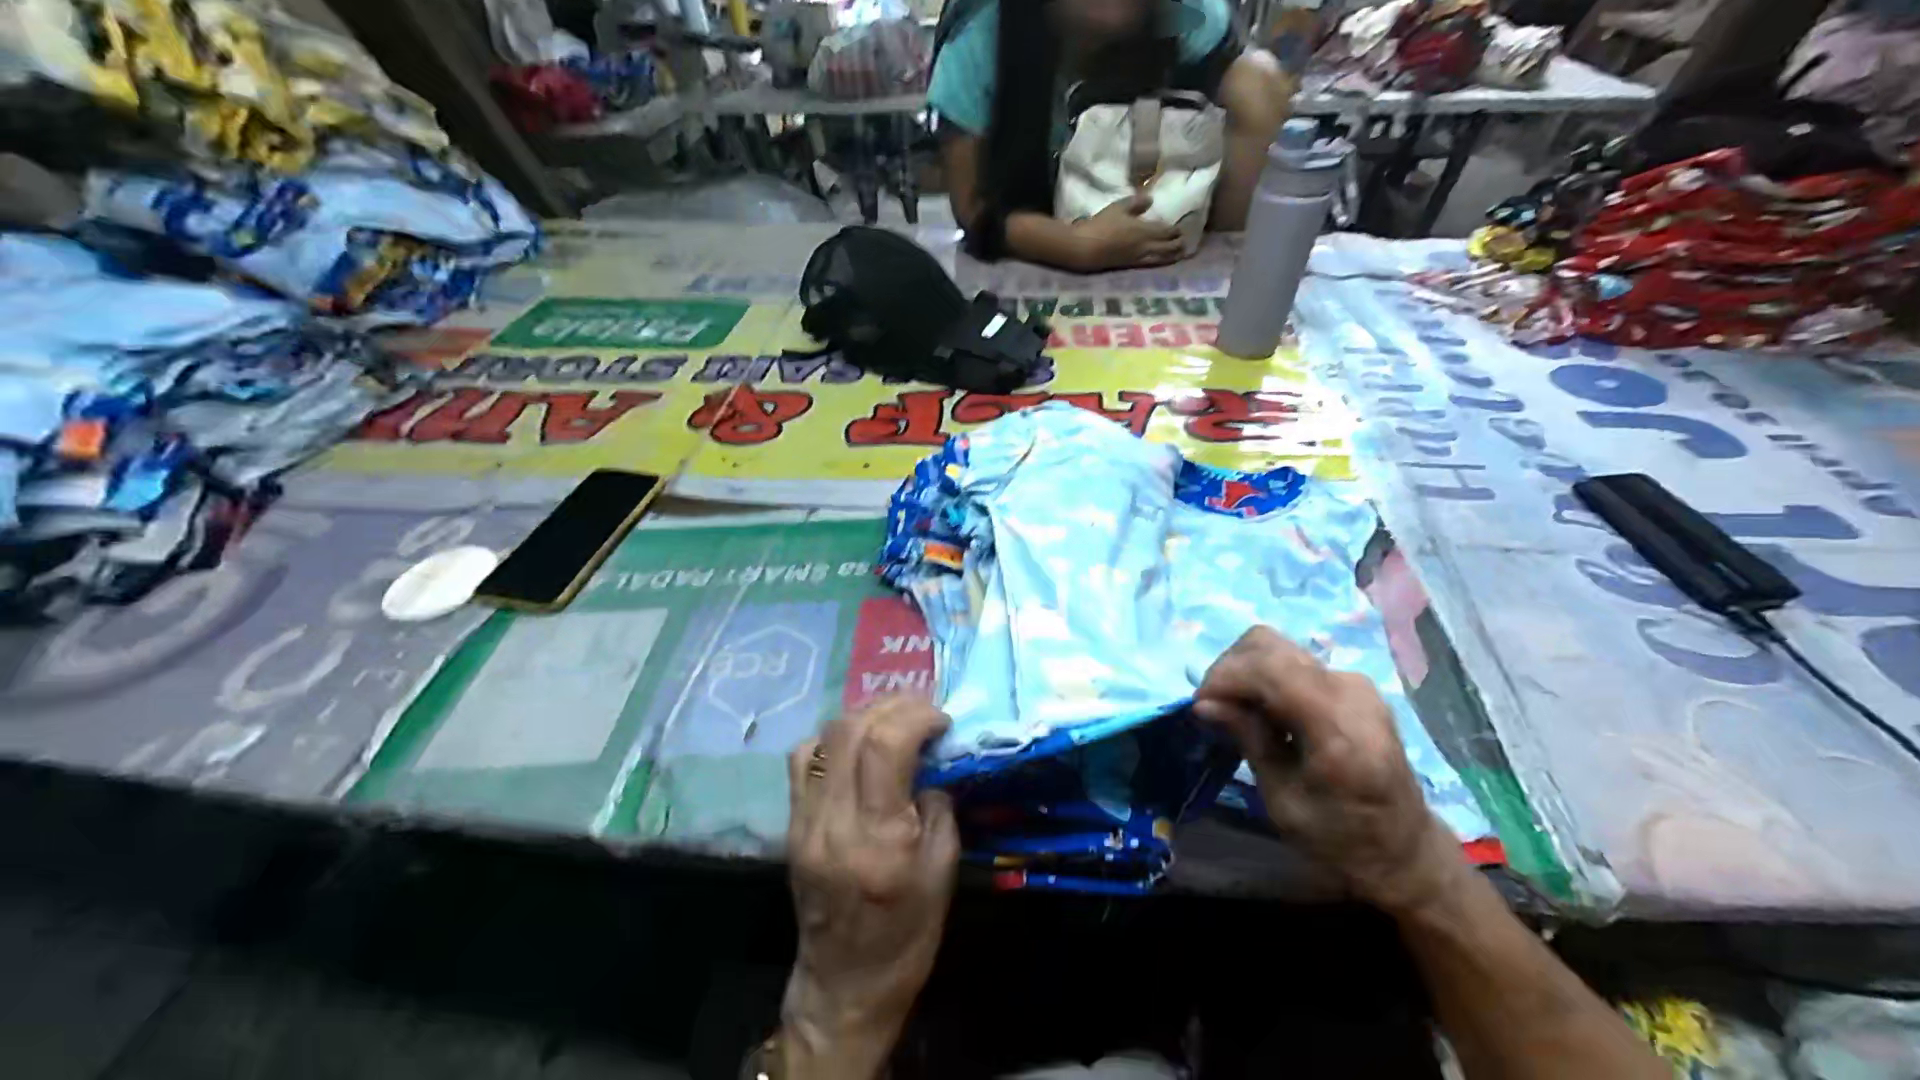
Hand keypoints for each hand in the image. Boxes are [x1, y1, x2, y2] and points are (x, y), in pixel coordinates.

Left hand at [780, 697, 959, 1079]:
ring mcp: (804, 821)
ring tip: (893, 720)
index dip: (916, 715)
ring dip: (863, 716)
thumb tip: (932, 758)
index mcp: (879, 838)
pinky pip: (803, 759)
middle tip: (922, 710)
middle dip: (892, 706)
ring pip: (822, 737)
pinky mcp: (791, 823)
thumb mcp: (943, 870)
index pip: (884, 745)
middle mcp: (833, 821)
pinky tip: (857, 745)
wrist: (846, 983)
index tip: (942, 719)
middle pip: (850, 730)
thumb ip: (938, 805)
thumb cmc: (908, 934)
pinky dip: (833, 738)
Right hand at [1073, 194, 1186, 270]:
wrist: (1086, 248)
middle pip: (1168, 246)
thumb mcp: (1118, 208)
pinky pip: (1150, 264)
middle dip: (1178, 244)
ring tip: (1180, 255)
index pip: (1167, 231)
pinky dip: (1159, 262)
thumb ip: (1136, 203)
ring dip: (1172, 256)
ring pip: (1161, 258)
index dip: (1176, 230)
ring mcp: (1138, 258)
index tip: (1183, 227)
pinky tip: (1161, 261)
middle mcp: (1145, 246)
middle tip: (1185, 242)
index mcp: (1144, 230)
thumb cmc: (1101, 225)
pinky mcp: (1130, 266)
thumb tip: (1151, 200)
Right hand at [1192, 626, 1465, 914]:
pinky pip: (1292, 660)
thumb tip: (1204, 703)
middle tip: (1213, 706)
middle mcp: (1351, 692)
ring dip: (1244, 669)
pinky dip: (1262, 674)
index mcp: (1339, 729)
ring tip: (1232, 708)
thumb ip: (1249, 740)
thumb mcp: (1282, 800)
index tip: (1200, 706)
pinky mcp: (1350, 682)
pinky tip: (1258, 708)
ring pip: (1276, 646)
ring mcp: (1354, 682)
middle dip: (1229, 668)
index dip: (1225, 676)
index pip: (1271, 668)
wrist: (1403, 849)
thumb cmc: (1340, 838)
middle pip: (1268, 645)